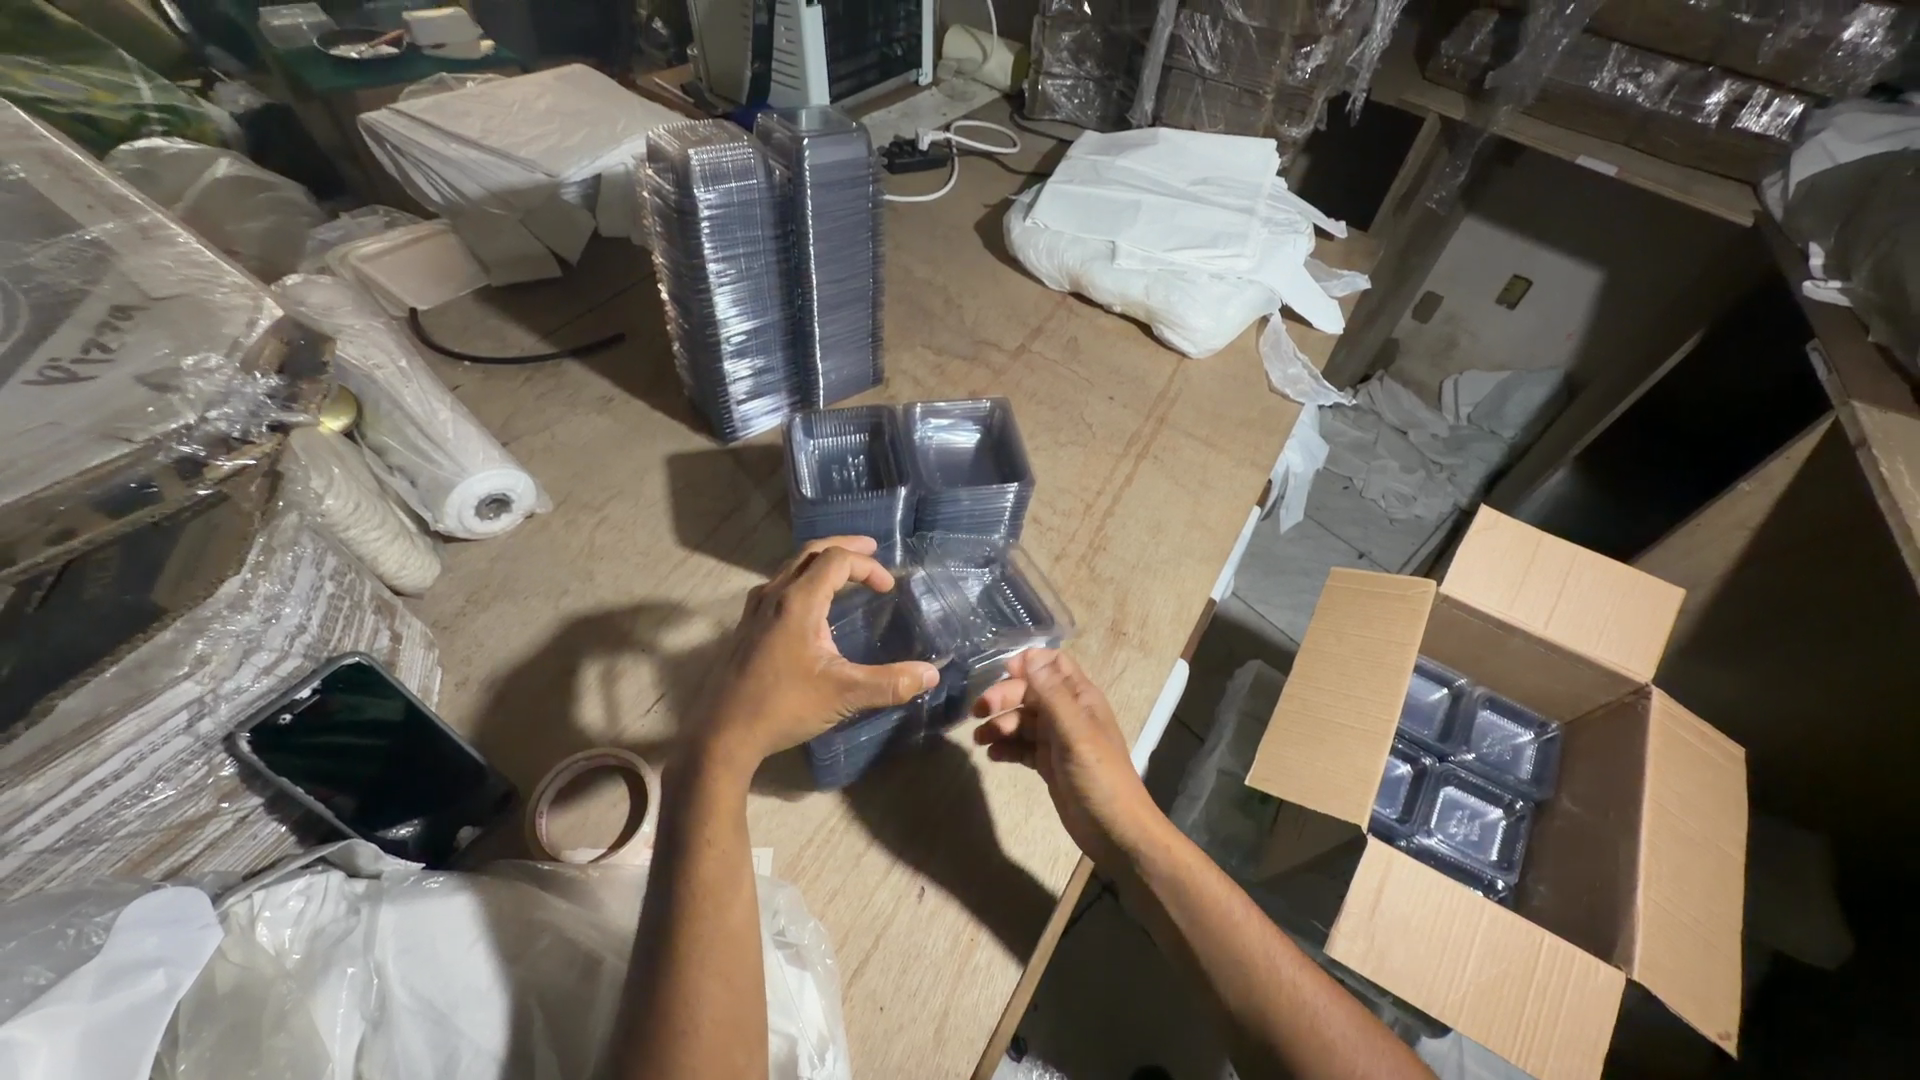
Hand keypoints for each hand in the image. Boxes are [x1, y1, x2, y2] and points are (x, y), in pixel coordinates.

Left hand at [693, 536, 939, 775]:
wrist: (722, 733)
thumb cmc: (783, 707)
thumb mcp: (844, 694)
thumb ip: (890, 683)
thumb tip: (930, 676)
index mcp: (798, 602)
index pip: (836, 559)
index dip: (867, 566)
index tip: (888, 588)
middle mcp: (774, 596)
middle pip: (811, 553)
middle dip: (844, 548)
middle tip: (871, 551)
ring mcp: (755, 611)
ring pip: (790, 569)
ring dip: (820, 563)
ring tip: (844, 575)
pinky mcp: (746, 629)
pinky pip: (778, 588)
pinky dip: (802, 582)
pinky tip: (810, 608)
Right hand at [970, 649, 1161, 865]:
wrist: (1114, 831)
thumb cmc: (1100, 776)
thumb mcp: (1075, 732)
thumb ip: (1052, 693)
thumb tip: (1028, 656)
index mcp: (1081, 698)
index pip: (1054, 664)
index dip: (1029, 663)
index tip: (1002, 672)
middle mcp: (1068, 714)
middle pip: (1029, 692)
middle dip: (1004, 697)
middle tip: (978, 712)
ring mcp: (1057, 740)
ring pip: (1021, 720)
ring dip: (999, 724)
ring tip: (979, 739)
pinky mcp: (1048, 764)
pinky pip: (1021, 747)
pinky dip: (1005, 748)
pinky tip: (992, 757)